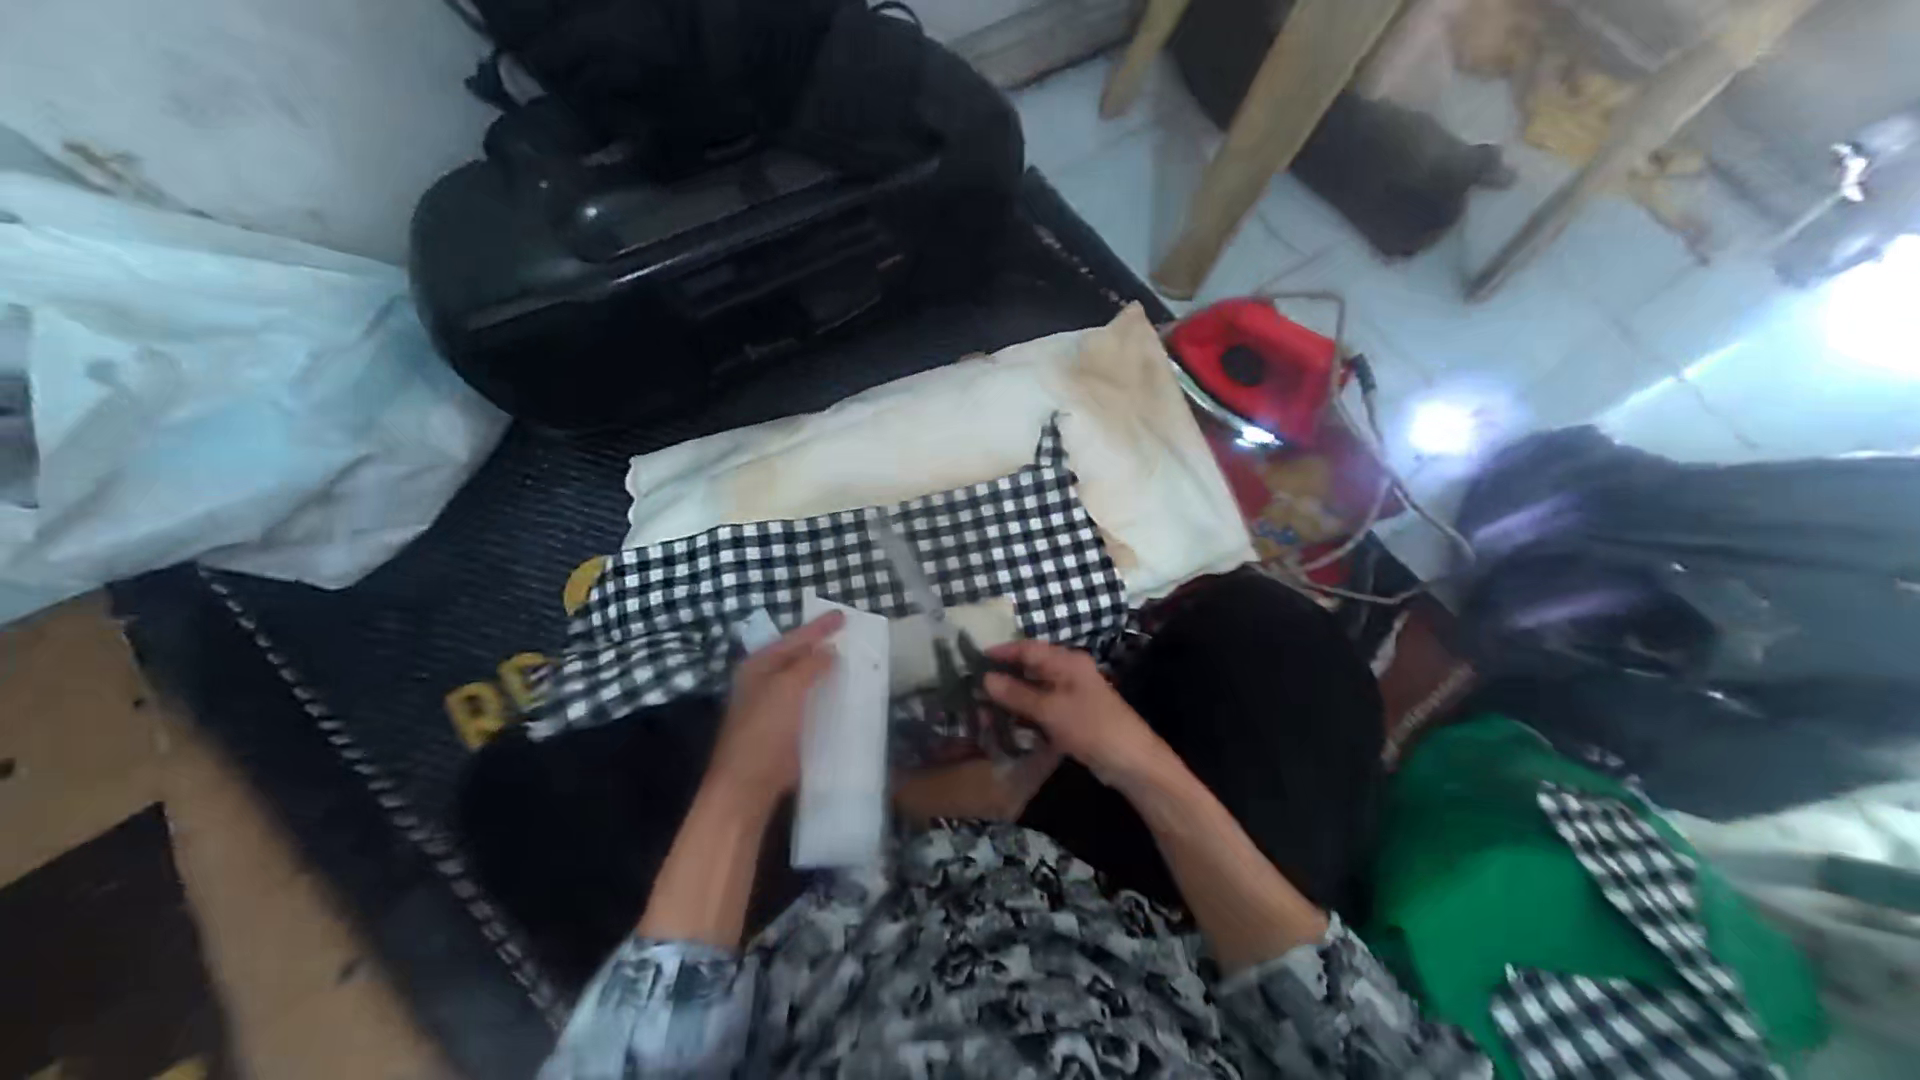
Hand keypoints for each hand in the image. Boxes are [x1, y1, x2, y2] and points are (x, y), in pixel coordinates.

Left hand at [705, 611, 844, 810]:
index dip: (818, 627)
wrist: (747, 786)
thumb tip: (829, 651)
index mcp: (758, 666)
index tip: (842, 614)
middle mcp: (762, 681)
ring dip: (824, 668)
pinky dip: (825, 693)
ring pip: (803, 678)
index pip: (793, 639)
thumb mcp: (787, 690)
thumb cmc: (764, 732)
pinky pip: (809, 701)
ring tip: (850, 658)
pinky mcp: (784, 727)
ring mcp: (772, 706)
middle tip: (846, 632)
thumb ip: (809, 665)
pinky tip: (843, 693)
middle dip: (820, 644)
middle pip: (796, 656)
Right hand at [982, 641, 1169, 783]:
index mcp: (1067, 661)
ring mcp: (1071, 693)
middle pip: (1030, 667)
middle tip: (974, 686)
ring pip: (1034, 688)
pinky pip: (1041, 706)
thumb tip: (985, 678)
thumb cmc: (1091, 727)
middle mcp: (1068, 672)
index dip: (1002, 652)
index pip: (1028, 648)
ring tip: (984, 706)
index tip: (975, 659)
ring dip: (1011, 697)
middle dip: (1003, 676)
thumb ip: (1016, 694)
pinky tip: (1007, 722)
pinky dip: (1024, 711)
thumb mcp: (1049, 710)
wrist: (1131, 760)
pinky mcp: (1071, 714)